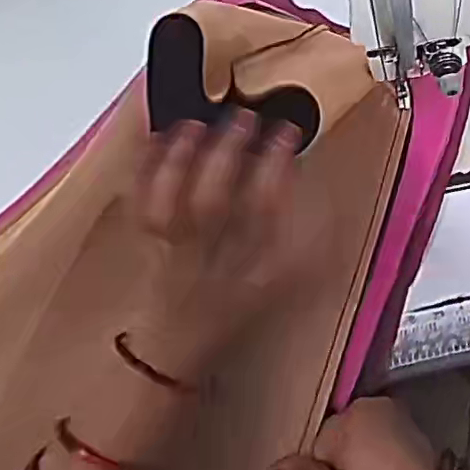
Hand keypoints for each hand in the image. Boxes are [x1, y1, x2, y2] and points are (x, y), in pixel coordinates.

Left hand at [124, 111, 316, 381]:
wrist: (172, 351)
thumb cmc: (230, 312)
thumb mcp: (283, 287)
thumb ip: (309, 247)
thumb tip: (330, 204)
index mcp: (251, 269)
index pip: (266, 211)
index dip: (277, 166)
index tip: (285, 133)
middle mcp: (210, 260)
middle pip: (212, 201)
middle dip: (227, 151)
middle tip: (243, 118)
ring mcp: (174, 253)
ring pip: (171, 201)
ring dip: (182, 156)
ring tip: (196, 123)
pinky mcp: (145, 244)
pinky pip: (139, 205)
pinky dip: (144, 167)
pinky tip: (156, 138)